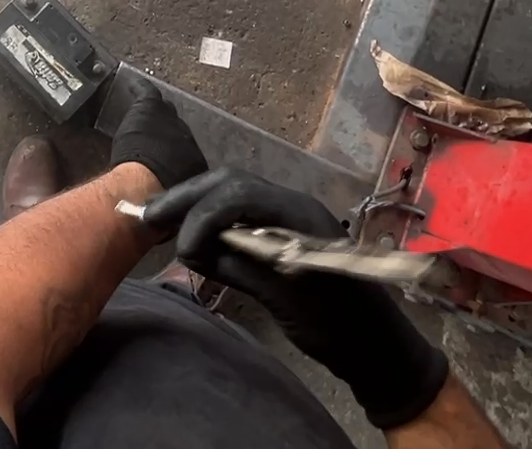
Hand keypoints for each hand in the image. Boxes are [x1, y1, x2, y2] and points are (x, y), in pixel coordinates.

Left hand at [106, 73, 206, 189]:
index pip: (185, 152)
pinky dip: (140, 86)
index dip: (175, 153)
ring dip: (157, 115)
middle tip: (157, 136)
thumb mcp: (176, 199)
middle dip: (168, 133)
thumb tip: (172, 202)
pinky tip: (132, 81)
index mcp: (195, 161)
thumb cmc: (160, 197)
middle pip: (177, 130)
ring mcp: (169, 120)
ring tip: (151, 111)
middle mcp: (188, 137)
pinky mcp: (151, 107)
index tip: (168, 157)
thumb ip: (177, 195)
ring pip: (164, 113)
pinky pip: (147, 91)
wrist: (148, 181)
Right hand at [142, 168, 448, 429]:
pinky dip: (211, 216)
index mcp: (298, 214)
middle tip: (150, 216)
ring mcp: (287, 212)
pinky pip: (239, 209)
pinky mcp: (282, 227)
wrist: (381, 349)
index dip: (202, 216)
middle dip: (187, 197)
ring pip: (230, 192)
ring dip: (195, 203)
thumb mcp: (286, 301)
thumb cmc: (339, 328)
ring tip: (162, 220)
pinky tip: (191, 230)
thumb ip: (237, 266)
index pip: (238, 196)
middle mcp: (291, 202)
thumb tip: (189, 249)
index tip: (181, 249)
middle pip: (229, 183)